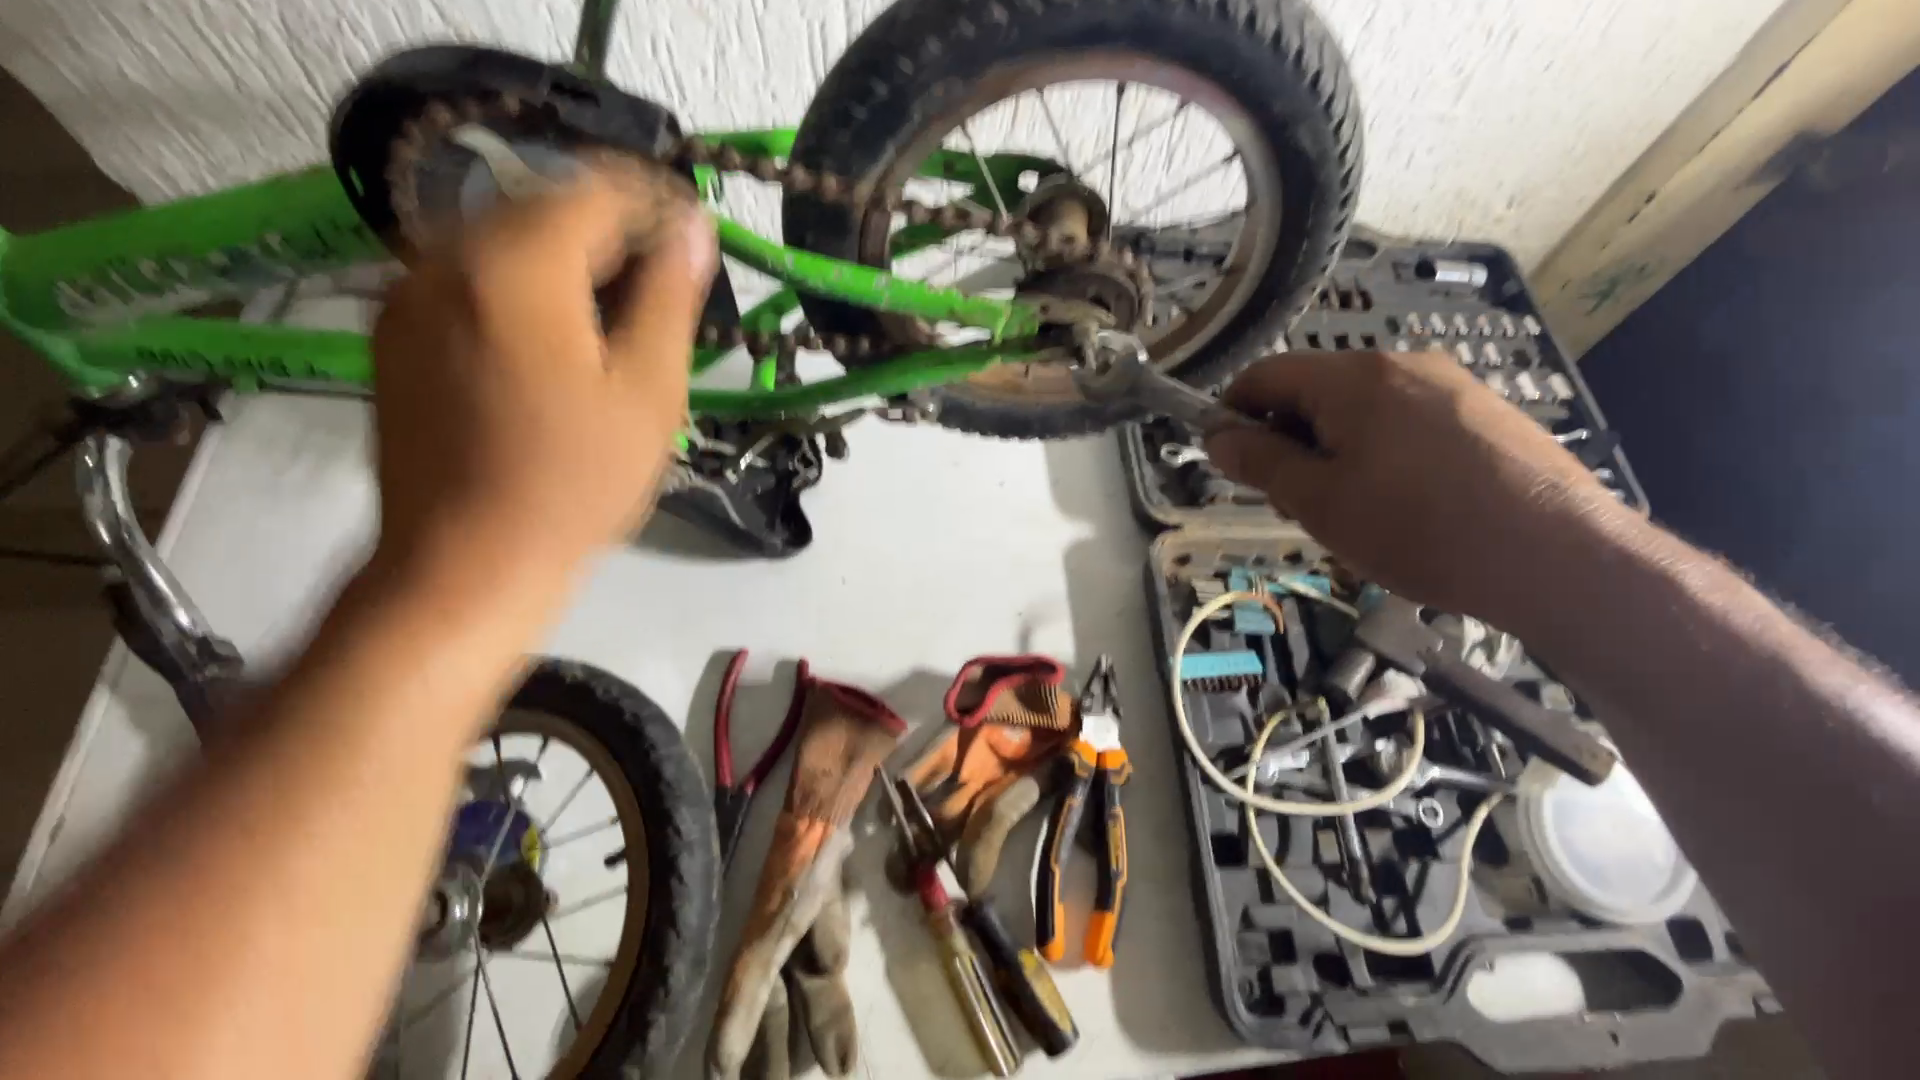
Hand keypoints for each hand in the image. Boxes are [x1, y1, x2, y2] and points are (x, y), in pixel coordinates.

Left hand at [369, 163, 715, 582]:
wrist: (465, 563)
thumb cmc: (574, 484)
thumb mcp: (649, 393)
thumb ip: (670, 297)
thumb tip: (692, 227)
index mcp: (516, 266)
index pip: (597, 188)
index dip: (655, 203)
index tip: (692, 236)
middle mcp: (445, 258)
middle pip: (542, 204)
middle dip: (610, 228)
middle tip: (661, 280)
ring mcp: (407, 293)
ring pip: (501, 237)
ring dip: (565, 255)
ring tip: (613, 310)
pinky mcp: (392, 331)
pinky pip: (467, 275)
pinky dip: (519, 283)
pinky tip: (553, 335)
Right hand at [1204, 350, 1638, 625]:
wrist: (1557, 556)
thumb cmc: (1418, 528)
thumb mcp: (1319, 502)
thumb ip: (1261, 462)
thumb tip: (1217, 436)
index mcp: (1353, 377)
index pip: (1264, 376)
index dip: (1231, 414)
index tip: (1226, 461)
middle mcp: (1402, 364)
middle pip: (1315, 390)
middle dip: (1288, 438)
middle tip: (1293, 502)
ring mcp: (1451, 385)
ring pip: (1362, 410)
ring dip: (1334, 450)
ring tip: (1353, 512)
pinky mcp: (1485, 413)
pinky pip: (1407, 422)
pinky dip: (1381, 453)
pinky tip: (1404, 506)